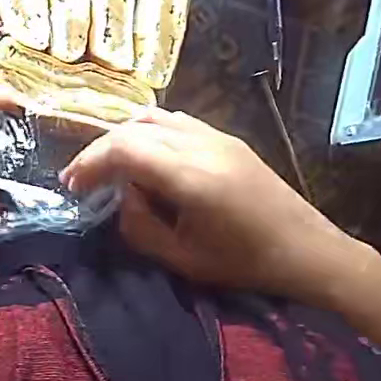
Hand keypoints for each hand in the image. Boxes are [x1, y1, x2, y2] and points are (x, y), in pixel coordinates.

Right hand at [61, 109, 376, 300]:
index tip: (71, 185)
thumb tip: (120, 197)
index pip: (123, 148)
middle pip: (133, 128)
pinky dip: (148, 131)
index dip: (89, 162)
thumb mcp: (182, 259)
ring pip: (154, 118)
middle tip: (82, 179)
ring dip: (123, 137)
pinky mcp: (227, 138)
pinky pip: (176, 121)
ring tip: (109, 165)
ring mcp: (217, 136)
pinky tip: (144, 154)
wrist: (309, 251)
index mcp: (190, 176)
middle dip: (99, 150)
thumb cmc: (244, 263)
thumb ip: (139, 226)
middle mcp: (201, 145)